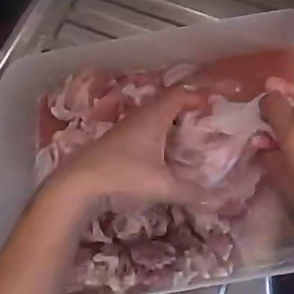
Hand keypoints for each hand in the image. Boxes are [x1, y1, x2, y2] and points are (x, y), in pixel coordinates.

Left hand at [46, 88, 208, 211]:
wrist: (78, 184)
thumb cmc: (123, 176)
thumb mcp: (162, 186)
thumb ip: (190, 192)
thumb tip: (215, 199)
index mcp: (154, 116)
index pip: (179, 94)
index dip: (197, 96)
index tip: (213, 105)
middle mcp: (140, 115)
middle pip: (166, 101)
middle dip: (186, 106)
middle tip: (203, 119)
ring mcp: (125, 126)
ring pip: (152, 113)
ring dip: (169, 119)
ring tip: (186, 133)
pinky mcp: (115, 139)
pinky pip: (143, 125)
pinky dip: (156, 131)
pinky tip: (160, 150)